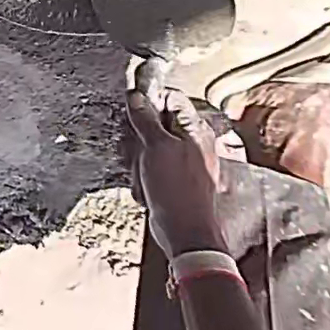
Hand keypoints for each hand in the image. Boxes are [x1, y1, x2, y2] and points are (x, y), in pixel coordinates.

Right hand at [127, 90, 224, 255]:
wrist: (184, 233)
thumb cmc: (177, 189)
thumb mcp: (156, 146)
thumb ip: (145, 118)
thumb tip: (135, 96)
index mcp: (195, 129)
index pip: (170, 97)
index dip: (150, 101)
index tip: (134, 111)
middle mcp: (191, 142)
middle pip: (155, 121)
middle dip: (139, 135)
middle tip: (138, 147)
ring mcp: (182, 160)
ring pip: (148, 144)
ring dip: (138, 157)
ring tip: (142, 171)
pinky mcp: (172, 176)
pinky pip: (148, 163)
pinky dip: (142, 173)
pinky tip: (144, 183)